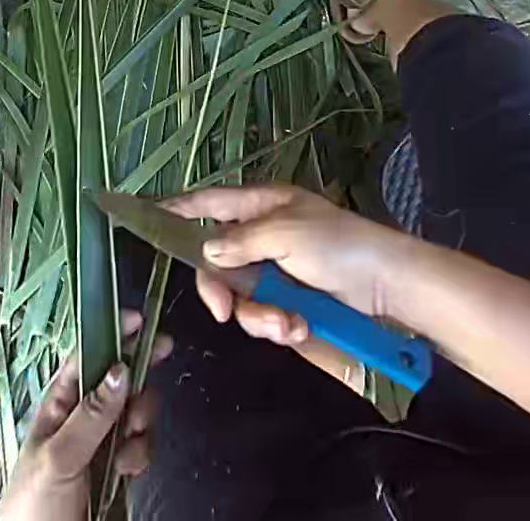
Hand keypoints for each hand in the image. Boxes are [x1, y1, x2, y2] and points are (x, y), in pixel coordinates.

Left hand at [0, 311, 171, 520]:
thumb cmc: (31, 512)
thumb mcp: (58, 458)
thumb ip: (91, 414)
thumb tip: (120, 368)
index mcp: (59, 404)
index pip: (89, 354)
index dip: (113, 332)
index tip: (140, 321)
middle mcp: (82, 417)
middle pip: (120, 378)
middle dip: (137, 380)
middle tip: (149, 381)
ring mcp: (101, 443)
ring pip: (136, 409)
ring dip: (140, 421)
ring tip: (128, 445)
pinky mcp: (116, 469)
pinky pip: (141, 444)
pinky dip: (141, 452)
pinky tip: (127, 469)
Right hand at [165, 183, 413, 347]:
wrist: (385, 283)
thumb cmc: (336, 243)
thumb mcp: (286, 234)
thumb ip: (241, 242)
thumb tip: (205, 250)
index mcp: (260, 206)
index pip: (208, 202)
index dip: (178, 208)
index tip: (144, 215)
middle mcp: (260, 235)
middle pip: (215, 261)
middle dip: (220, 289)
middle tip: (222, 309)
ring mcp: (273, 270)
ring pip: (237, 296)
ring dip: (259, 315)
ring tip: (289, 324)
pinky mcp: (286, 300)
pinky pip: (261, 315)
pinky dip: (276, 325)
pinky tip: (300, 327)